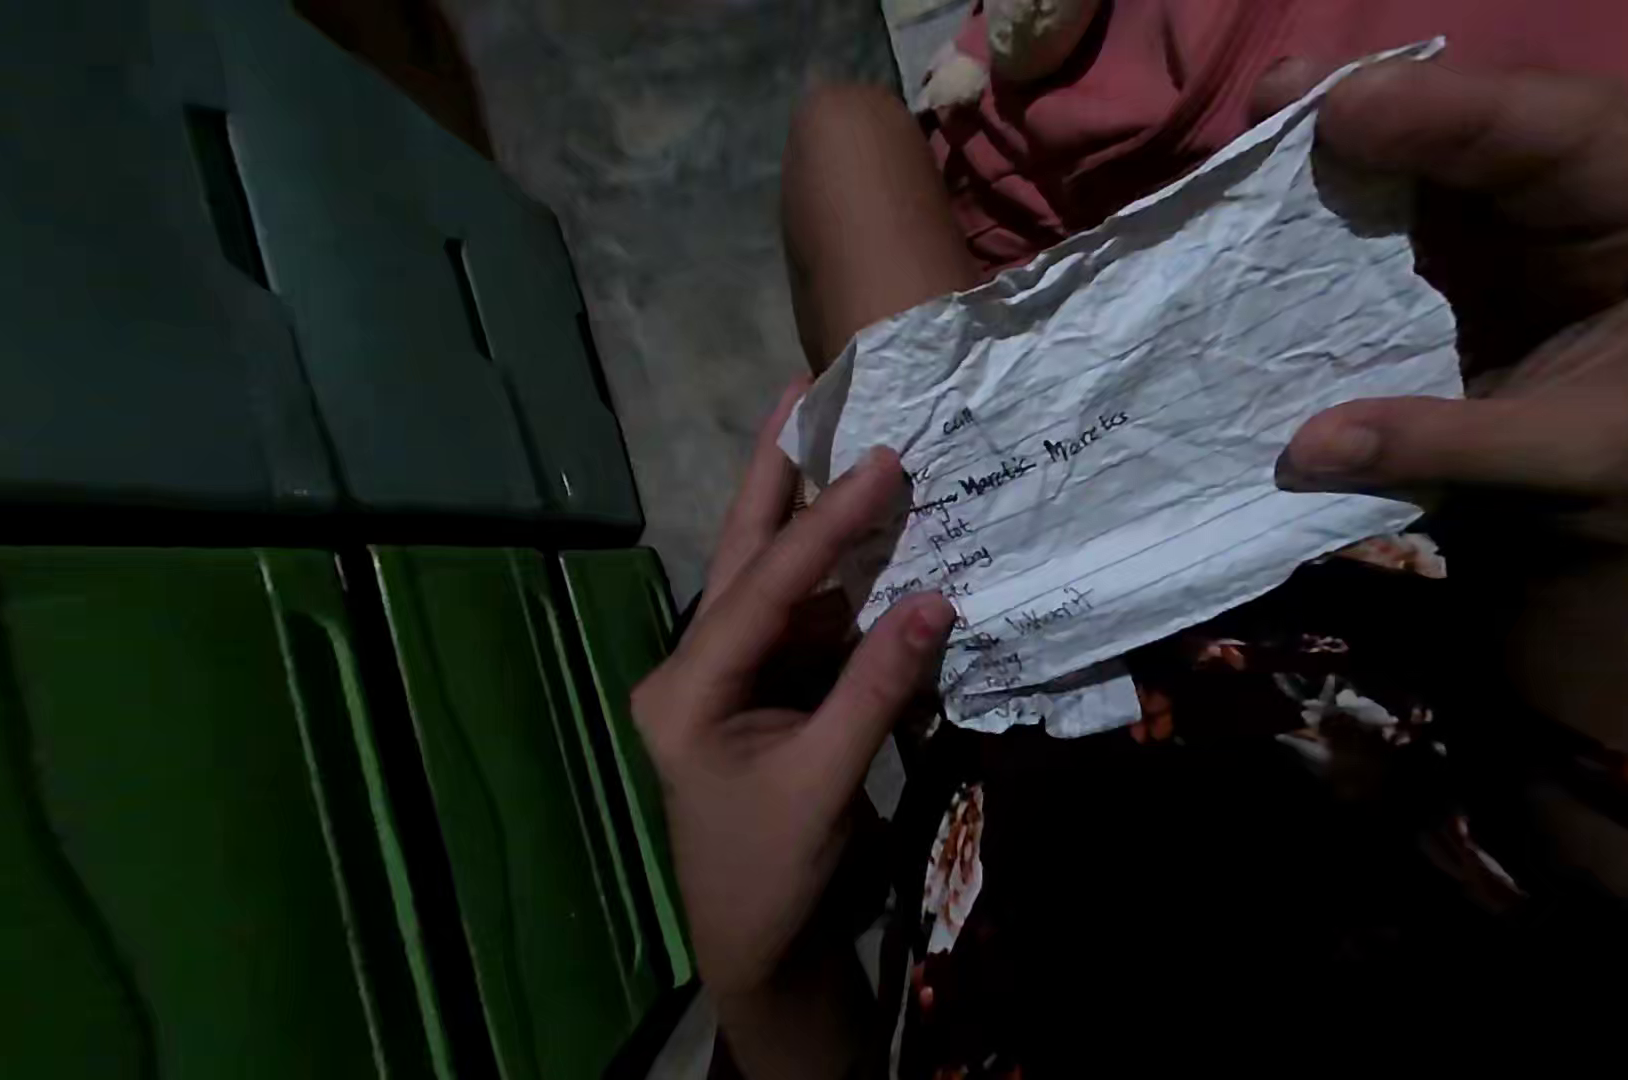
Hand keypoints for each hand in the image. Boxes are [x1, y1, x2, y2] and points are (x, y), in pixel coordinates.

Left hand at [631, 380, 955, 996]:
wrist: (761, 943)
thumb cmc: (772, 873)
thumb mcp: (824, 782)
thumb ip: (877, 686)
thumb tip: (940, 600)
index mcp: (687, 687)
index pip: (764, 586)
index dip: (827, 524)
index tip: (880, 461)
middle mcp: (699, 661)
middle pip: (741, 552)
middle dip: (772, 473)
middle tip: (798, 396)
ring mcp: (732, 669)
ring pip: (778, 578)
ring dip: (816, 522)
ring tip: (847, 452)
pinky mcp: (767, 682)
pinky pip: (809, 617)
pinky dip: (843, 580)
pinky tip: (871, 542)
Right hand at [1268, 61, 1627, 832]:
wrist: (1560, 526)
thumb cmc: (1590, 494)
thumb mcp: (1548, 472)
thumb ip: (1439, 444)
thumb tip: (1306, 445)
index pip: (1566, 137)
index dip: (1454, 114)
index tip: (1341, 108)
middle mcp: (1587, 208)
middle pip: (1489, 122)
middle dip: (1388, 99)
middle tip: (1285, 90)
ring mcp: (1503, 236)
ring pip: (1427, 157)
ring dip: (1342, 135)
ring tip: (1267, 115)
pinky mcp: (1434, 272)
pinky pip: (1381, 215)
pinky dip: (1324, 198)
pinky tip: (1275, 183)